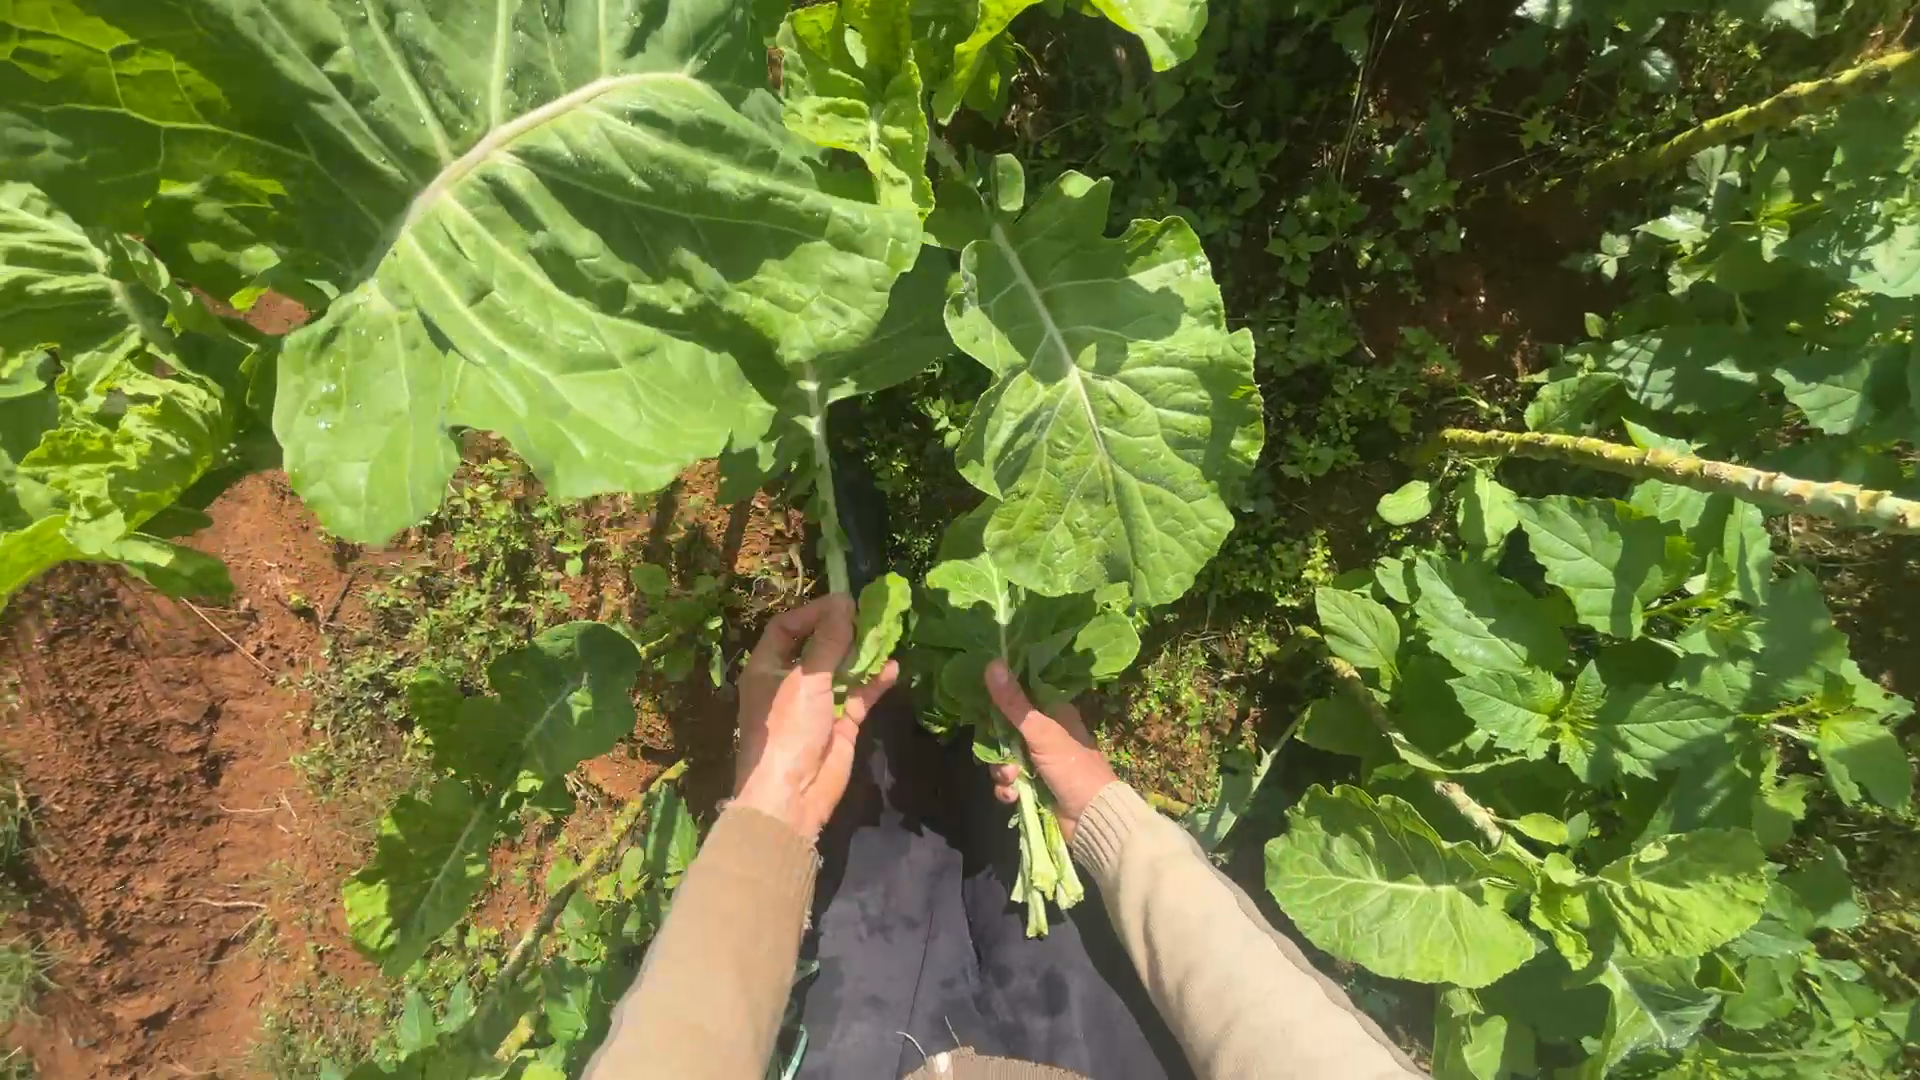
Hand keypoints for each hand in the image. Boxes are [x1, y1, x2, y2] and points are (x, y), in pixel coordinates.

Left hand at [734, 594, 899, 838]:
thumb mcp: (806, 679)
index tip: (843, 603)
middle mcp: (792, 681)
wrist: (792, 797)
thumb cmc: (788, 730)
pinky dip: (875, 681)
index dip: (813, 612)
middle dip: (844, 630)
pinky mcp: (841, 721)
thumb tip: (844, 602)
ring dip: (863, 653)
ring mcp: (818, 702)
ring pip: (843, 668)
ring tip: (887, 634)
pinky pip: (860, 694)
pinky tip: (893, 667)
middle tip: (872, 614)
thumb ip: (828, 640)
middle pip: (819, 645)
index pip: (787, 627)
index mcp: (768, 668)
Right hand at [984, 659, 1118, 841]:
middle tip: (997, 752)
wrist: (1093, 819)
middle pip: (1007, 728)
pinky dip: (1007, 788)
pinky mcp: (1035, 784)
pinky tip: (1013, 796)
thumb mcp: (1041, 732)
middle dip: (997, 744)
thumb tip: (992, 662)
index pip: (1021, 694)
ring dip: (1002, 770)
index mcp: (1055, 712)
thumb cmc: (1072, 767)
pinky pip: (1010, 781)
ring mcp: (1040, 760)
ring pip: (1005, 756)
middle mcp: (1046, 733)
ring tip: (1011, 780)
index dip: (1001, 697)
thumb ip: (1015, 702)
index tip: (982, 700)